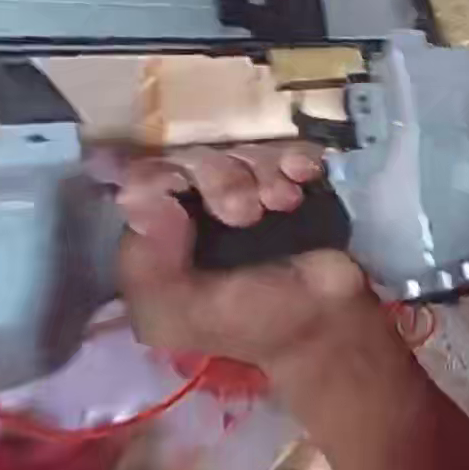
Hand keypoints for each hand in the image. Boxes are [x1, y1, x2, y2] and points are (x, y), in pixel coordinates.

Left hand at [114, 142, 399, 371]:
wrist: (329, 316)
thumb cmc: (251, 319)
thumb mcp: (180, 313)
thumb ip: (149, 267)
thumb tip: (139, 196)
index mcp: (165, 233)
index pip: (149, 179)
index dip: (165, 177)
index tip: (190, 201)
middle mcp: (205, 204)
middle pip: (200, 158)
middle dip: (224, 180)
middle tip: (248, 216)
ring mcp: (257, 190)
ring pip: (247, 151)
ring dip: (264, 172)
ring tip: (285, 203)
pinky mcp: (302, 183)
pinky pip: (293, 150)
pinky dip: (296, 157)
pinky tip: (304, 176)